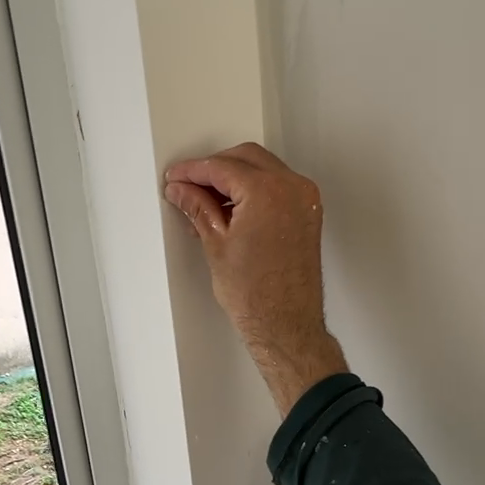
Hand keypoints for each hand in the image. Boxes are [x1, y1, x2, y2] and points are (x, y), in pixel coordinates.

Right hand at [165, 143, 348, 414]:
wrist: (285, 325)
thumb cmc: (257, 296)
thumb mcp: (216, 245)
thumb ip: (199, 209)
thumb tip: (184, 191)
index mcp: (268, 192)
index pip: (223, 167)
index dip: (194, 171)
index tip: (178, 177)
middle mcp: (292, 189)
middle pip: (246, 159)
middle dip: (214, 169)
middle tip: (188, 186)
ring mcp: (304, 201)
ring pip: (263, 170)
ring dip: (235, 178)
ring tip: (206, 202)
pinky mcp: (307, 215)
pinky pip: (278, 187)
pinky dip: (254, 191)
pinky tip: (232, 210)